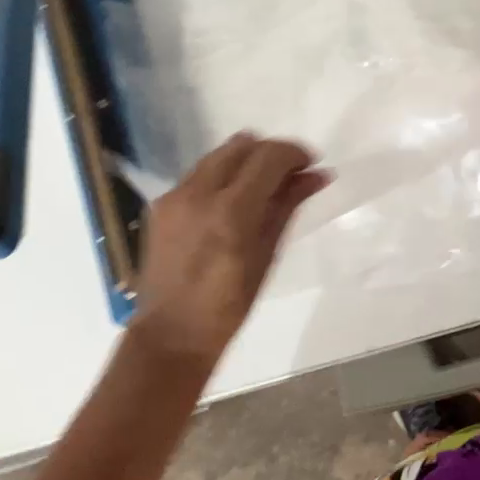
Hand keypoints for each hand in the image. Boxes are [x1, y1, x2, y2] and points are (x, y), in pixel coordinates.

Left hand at [128, 133, 330, 362]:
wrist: (172, 333)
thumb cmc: (230, 305)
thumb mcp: (268, 255)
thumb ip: (288, 206)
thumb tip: (318, 175)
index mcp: (231, 211)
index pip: (269, 157)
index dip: (295, 154)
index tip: (310, 165)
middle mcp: (198, 193)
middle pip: (243, 145)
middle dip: (271, 153)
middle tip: (290, 175)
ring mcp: (174, 196)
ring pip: (219, 155)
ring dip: (246, 161)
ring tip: (262, 188)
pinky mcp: (160, 204)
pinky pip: (198, 174)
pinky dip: (222, 177)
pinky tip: (231, 203)